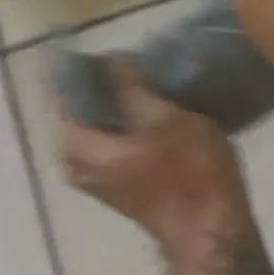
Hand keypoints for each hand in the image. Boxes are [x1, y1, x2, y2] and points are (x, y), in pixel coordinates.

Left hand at [59, 59, 250, 248]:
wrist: (208, 223)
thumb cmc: (188, 169)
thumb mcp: (167, 120)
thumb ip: (135, 91)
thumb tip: (113, 60)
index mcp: (78, 147)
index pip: (65, 99)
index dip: (84, 73)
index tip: (109, 51)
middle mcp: (77, 164)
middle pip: (85, 116)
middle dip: (108, 90)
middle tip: (142, 65)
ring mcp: (101, 178)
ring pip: (106, 131)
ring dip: (126, 109)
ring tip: (159, 85)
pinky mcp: (126, 185)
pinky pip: (120, 145)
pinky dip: (136, 127)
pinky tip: (166, 116)